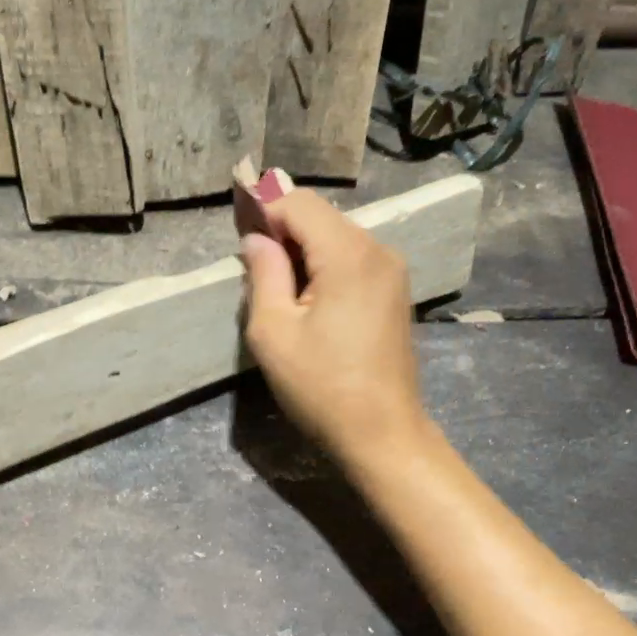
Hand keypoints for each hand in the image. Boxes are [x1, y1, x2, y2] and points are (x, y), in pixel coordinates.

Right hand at [238, 189, 432, 467]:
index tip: (241, 244)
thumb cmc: (321, 388)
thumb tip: (256, 238)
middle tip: (257, 275)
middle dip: (284, 234)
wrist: (382, 433)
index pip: (298, 202)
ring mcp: (393, 270)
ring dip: (305, 254)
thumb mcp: (273, 333)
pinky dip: (327, 269)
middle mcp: (378, 248)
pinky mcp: (396, 292)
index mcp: (348, 253)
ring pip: (337, 237)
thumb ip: (263, 274)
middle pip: (321, 217)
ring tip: (282, 296)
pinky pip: (354, 261)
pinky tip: (312, 306)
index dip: (263, 212)